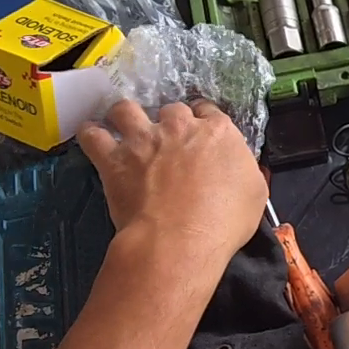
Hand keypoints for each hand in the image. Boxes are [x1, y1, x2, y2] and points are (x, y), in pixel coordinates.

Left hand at [78, 100, 266, 268]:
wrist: (180, 239)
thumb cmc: (225, 221)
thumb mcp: (256, 194)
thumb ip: (246, 171)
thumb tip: (240, 169)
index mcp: (218, 132)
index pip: (209, 112)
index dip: (204, 122)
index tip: (201, 135)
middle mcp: (180, 127)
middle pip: (171, 108)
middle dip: (169, 120)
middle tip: (168, 139)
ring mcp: (144, 140)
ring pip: (126, 109)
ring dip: (126, 115)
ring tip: (125, 126)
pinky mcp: (114, 158)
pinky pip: (93, 135)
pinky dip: (92, 134)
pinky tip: (94, 137)